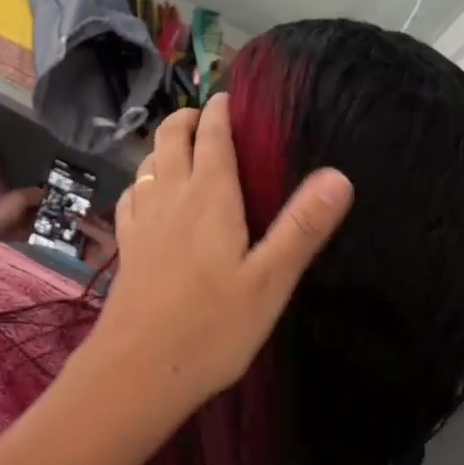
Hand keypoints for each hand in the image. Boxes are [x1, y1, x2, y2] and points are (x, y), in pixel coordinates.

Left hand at [77, 95, 352, 411]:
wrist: (138, 367)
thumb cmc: (212, 326)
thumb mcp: (270, 281)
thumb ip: (302, 227)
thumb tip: (338, 175)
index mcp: (209, 196)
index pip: (212, 135)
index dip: (221, 110)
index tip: (230, 97)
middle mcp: (170, 195)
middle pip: (171, 136)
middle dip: (189, 118)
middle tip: (209, 118)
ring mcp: (142, 217)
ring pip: (149, 161)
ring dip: (165, 145)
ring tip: (185, 150)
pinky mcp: (126, 242)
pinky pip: (132, 194)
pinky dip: (144, 180)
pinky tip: (151, 196)